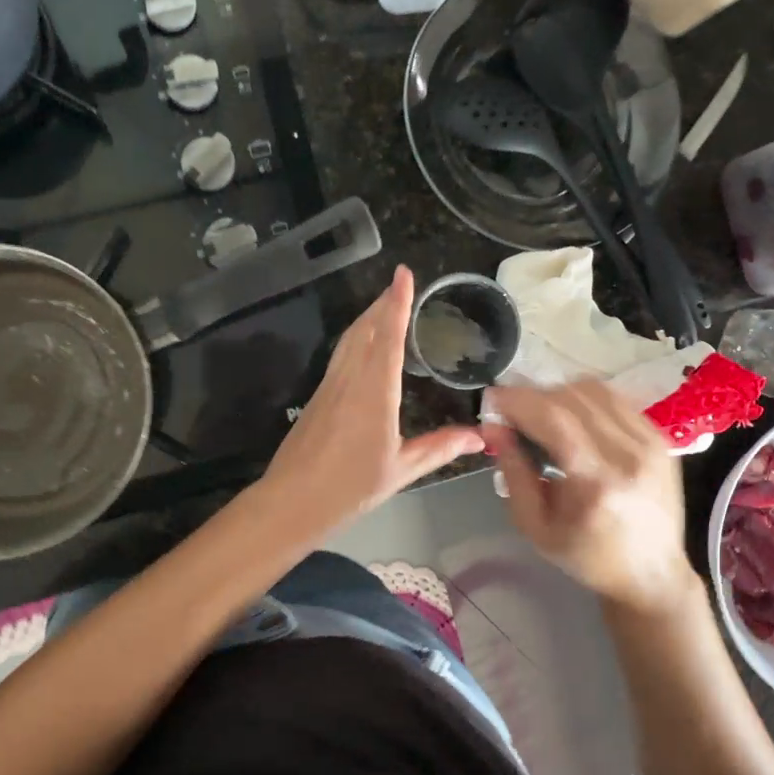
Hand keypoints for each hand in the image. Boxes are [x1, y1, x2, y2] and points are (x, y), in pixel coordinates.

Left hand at [249, 266, 483, 534]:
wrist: (292, 500)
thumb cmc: (350, 487)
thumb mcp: (402, 470)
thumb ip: (440, 448)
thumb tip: (481, 436)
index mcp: (374, 391)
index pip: (388, 336)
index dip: (397, 302)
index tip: (404, 274)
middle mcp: (350, 379)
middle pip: (365, 329)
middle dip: (383, 302)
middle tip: (400, 283)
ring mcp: (330, 385)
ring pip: (349, 339)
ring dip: (367, 317)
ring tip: (385, 304)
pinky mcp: (318, 396)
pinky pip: (341, 355)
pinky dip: (357, 337)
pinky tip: (363, 343)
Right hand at [483, 381, 697, 613]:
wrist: (652, 574)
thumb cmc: (587, 557)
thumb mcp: (535, 526)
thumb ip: (513, 473)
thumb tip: (494, 428)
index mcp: (596, 482)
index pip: (552, 417)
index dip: (517, 400)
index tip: (492, 399)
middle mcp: (628, 454)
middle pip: (570, 398)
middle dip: (533, 396)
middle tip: (512, 411)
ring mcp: (649, 442)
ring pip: (593, 390)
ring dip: (558, 394)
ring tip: (542, 415)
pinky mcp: (659, 438)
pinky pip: (615, 398)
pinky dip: (586, 400)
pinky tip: (573, 419)